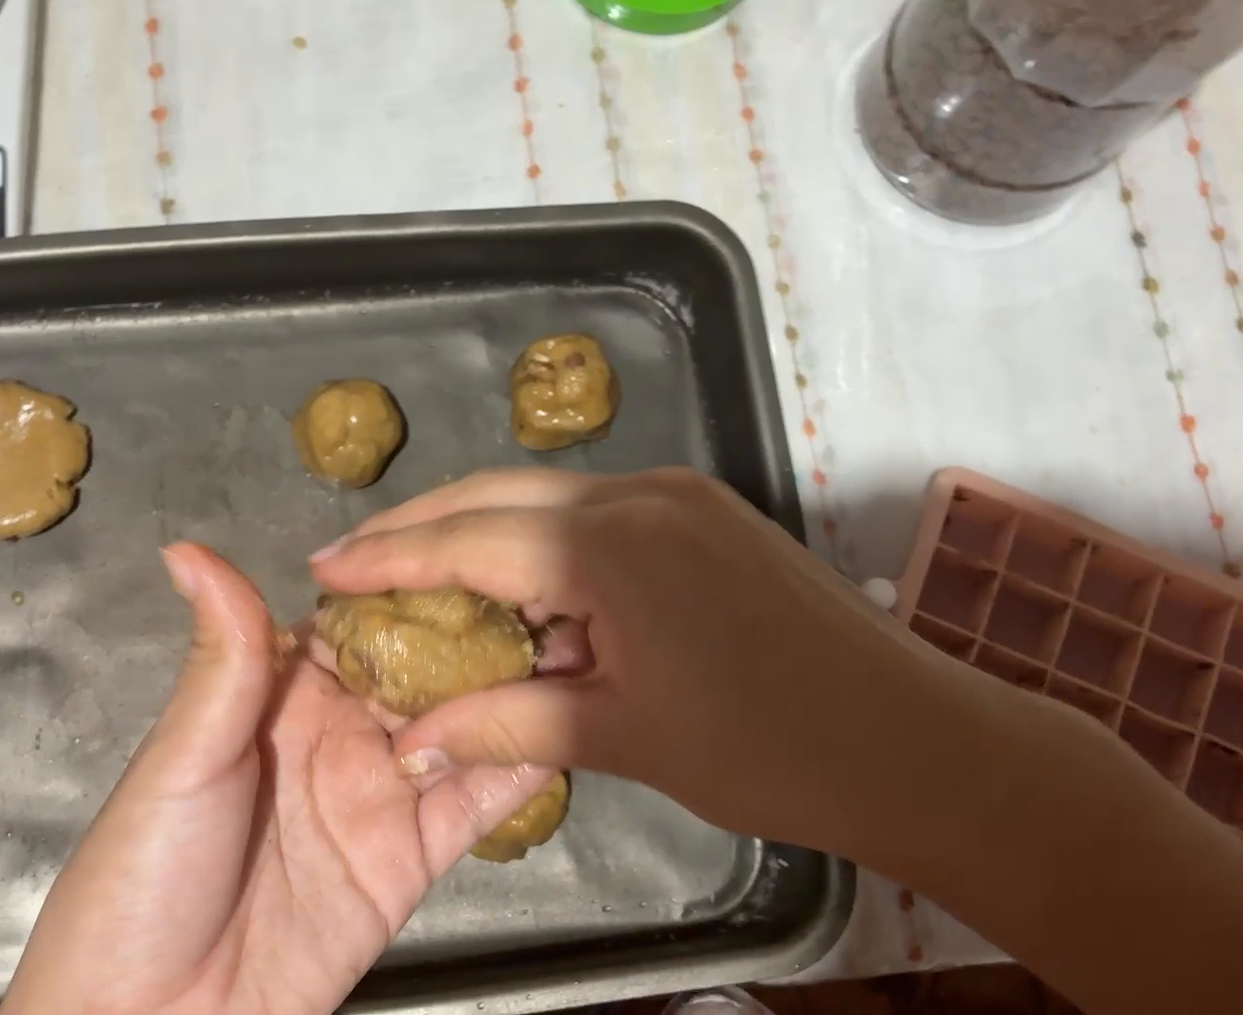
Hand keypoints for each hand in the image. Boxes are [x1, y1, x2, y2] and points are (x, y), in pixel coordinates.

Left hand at [0, 543, 549, 1014]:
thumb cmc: (149, 869)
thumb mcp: (184, 754)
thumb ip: (223, 655)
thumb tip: (190, 548)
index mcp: (286, 690)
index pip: (363, 620)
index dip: (414, 582)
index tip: (475, 545)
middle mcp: (343, 728)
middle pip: (423, 666)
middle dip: (479, 633)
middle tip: (549, 593)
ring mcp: (383, 790)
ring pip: (460, 725)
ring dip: (511, 691)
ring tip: (577, 648)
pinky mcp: (412, 855)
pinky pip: (474, 804)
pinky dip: (518, 767)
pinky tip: (564, 729)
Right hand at [309, 467, 958, 853]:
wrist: (920, 742)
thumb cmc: (766, 749)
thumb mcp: (619, 735)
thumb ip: (503, 724)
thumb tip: (408, 743)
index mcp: (607, 544)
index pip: (465, 540)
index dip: (385, 556)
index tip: (322, 565)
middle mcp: (635, 493)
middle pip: (493, 495)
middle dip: (416, 527)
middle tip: (352, 558)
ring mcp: (672, 492)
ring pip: (540, 496)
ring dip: (476, 530)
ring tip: (417, 573)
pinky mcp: (699, 507)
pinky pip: (589, 511)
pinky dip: (536, 540)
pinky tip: (516, 583)